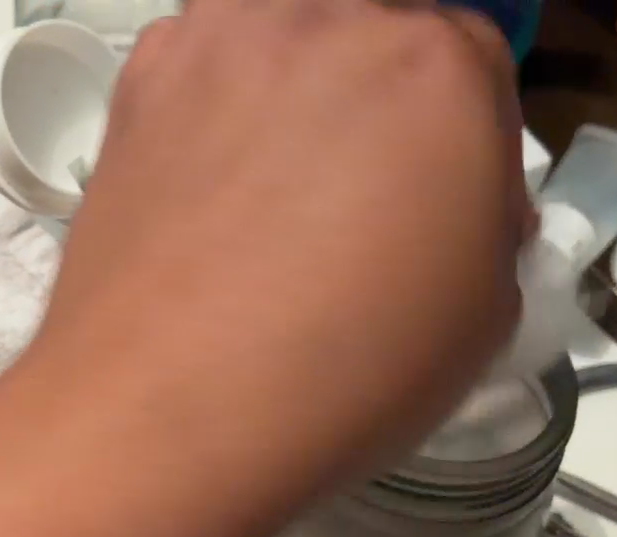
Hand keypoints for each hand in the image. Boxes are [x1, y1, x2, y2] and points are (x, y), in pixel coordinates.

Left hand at [42, 0, 531, 463]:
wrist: (165, 417)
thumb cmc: (336, 386)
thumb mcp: (479, 322)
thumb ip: (482, 228)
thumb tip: (450, 212)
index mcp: (443, 69)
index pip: (471, 65)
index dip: (454, 147)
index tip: (425, 210)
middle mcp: (332, 22)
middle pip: (370, 41)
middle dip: (368, 115)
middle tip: (336, 207)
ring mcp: (220, 48)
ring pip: (275, 41)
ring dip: (281, 99)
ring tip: (255, 197)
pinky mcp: (134, 93)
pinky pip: (190, 76)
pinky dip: (201, 118)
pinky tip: (192, 197)